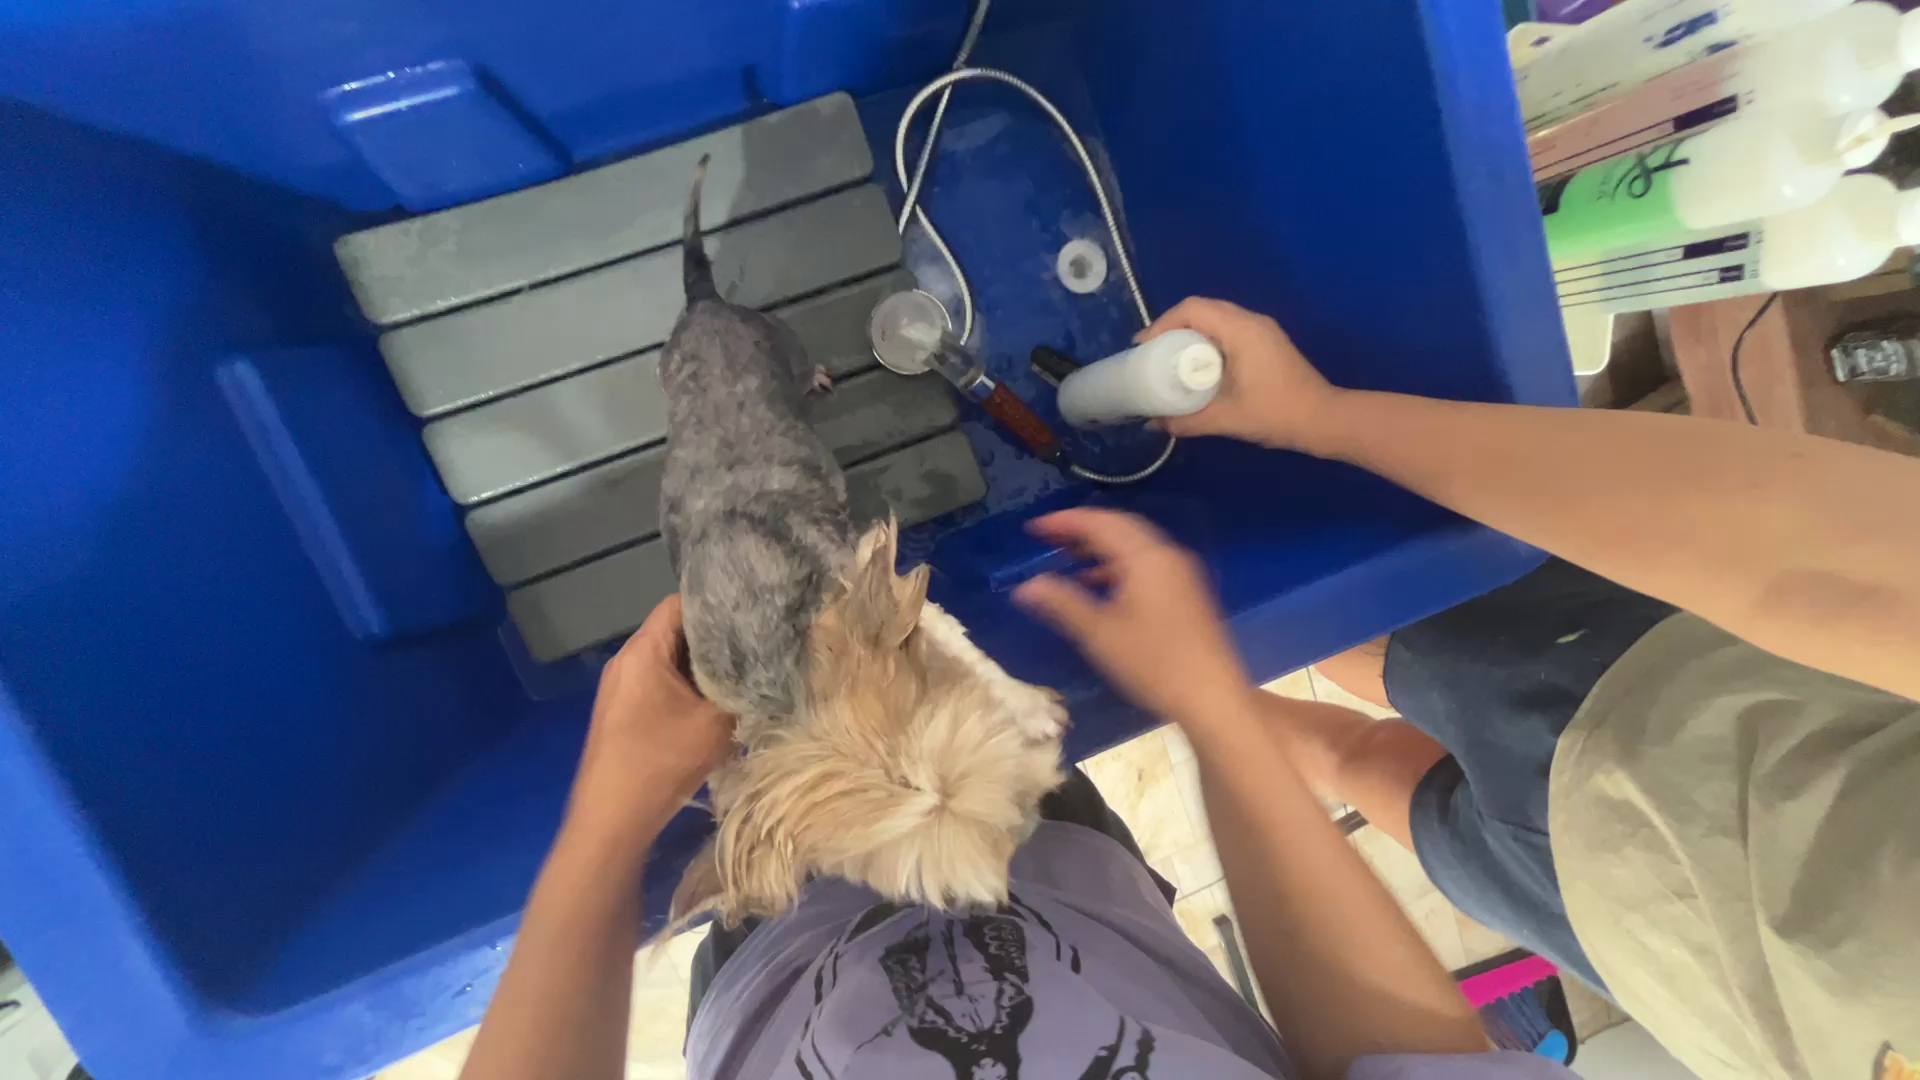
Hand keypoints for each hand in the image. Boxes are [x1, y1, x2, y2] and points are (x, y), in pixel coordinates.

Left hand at [568, 595, 735, 840]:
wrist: (611, 821)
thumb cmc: (661, 761)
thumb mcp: (716, 722)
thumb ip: (744, 687)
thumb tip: (768, 667)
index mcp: (643, 651)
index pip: (680, 604)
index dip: (718, 605)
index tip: (752, 614)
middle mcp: (626, 660)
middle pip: (675, 630)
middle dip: (716, 637)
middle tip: (756, 643)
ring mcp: (621, 686)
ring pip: (670, 657)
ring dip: (703, 665)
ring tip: (742, 671)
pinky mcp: (623, 709)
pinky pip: (660, 680)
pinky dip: (688, 684)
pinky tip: (714, 701)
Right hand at [1012, 508, 1250, 725]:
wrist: (1213, 696)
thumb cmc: (1154, 663)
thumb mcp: (1100, 634)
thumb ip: (1061, 603)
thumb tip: (1026, 586)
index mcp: (1146, 557)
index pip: (1100, 523)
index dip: (1064, 521)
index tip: (1033, 529)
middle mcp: (1166, 555)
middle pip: (1119, 528)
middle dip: (1080, 530)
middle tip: (1047, 538)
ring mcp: (1180, 573)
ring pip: (1132, 547)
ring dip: (1098, 548)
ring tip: (1065, 560)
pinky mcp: (1185, 593)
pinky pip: (1144, 564)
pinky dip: (1116, 566)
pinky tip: (1097, 587)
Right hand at [1141, 297, 1342, 452]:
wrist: (1323, 420)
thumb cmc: (1277, 414)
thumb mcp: (1226, 419)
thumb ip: (1186, 421)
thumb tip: (1152, 423)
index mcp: (1242, 331)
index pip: (1193, 309)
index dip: (1162, 323)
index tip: (1143, 347)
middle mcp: (1251, 322)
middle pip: (1202, 310)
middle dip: (1171, 328)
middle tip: (1150, 354)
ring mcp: (1260, 332)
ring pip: (1214, 320)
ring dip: (1187, 335)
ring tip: (1166, 361)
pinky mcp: (1264, 344)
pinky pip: (1225, 332)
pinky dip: (1203, 343)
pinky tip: (1193, 369)